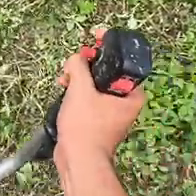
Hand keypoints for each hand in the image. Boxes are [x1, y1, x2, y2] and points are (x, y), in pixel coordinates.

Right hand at [53, 28, 147, 167]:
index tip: (95, 36)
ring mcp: (111, 113)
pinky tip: (64, 90)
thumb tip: (76, 59)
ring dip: (78, 78)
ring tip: (64, 79)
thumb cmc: (86, 126)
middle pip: (106, 72)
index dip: (108, 46)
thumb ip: (79, 66)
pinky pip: (88, 98)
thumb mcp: (81, 89)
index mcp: (132, 94)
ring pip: (95, 85)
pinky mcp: (97, 120)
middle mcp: (125, 103)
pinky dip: (76, 92)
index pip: (123, 61)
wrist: (79, 159)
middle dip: (87, 64)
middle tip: (74, 62)